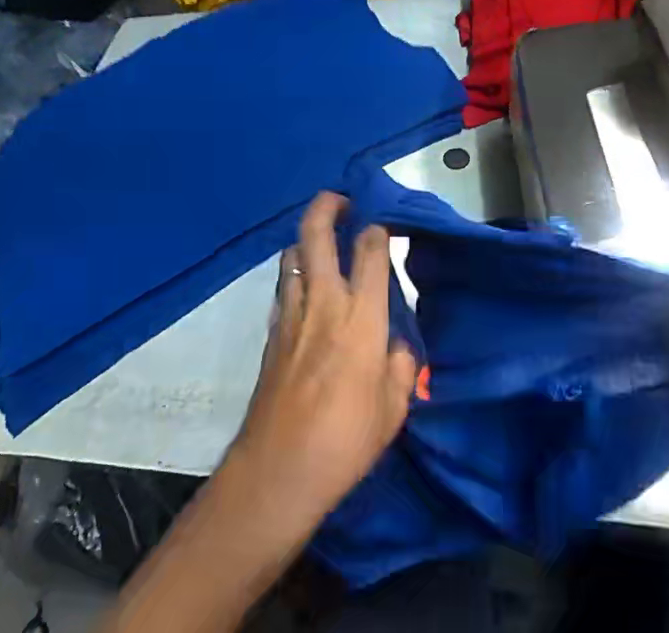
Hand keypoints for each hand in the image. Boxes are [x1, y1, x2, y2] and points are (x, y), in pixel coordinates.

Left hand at [223, 192, 418, 534]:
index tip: (384, 225)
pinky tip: (305, 290)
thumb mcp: (393, 408)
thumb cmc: (346, 439)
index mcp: (361, 316)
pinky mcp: (271, 332)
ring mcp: (290, 313)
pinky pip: (283, 287)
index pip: (370, 250)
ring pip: (291, 255)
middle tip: (341, 201)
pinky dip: (294, 274)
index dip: (378, 229)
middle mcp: (322, 301)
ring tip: (322, 243)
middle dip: (327, 205)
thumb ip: (398, 365)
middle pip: (316, 233)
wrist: (279, 467)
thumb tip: (392, 344)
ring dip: (306, 240)